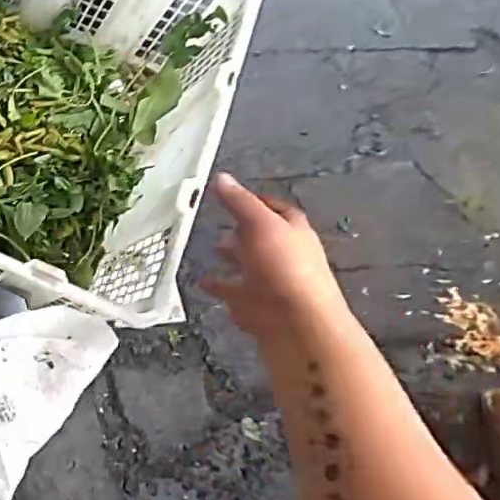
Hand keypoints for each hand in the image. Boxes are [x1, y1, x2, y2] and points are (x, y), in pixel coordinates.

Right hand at [199, 173, 350, 344]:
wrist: (295, 322)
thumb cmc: (285, 268)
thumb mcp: (260, 224)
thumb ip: (239, 202)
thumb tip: (221, 178)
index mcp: (292, 231)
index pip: (276, 209)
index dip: (256, 200)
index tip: (233, 195)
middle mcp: (283, 254)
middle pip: (262, 236)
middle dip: (243, 229)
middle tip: (222, 223)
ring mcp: (268, 279)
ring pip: (247, 263)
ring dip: (232, 256)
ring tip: (213, 248)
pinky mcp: (253, 302)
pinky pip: (231, 289)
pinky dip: (218, 284)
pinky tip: (204, 280)